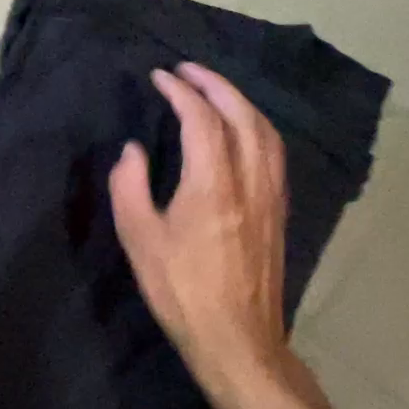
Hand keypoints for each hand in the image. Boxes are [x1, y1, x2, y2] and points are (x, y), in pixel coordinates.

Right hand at [110, 63, 290, 395]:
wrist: (236, 339)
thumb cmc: (179, 287)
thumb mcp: (138, 236)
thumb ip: (130, 184)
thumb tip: (134, 150)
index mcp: (213, 185)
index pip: (202, 120)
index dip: (181, 92)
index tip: (159, 77)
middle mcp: (250, 183)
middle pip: (244, 117)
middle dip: (216, 85)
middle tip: (187, 69)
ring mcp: (270, 198)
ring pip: (267, 133)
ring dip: (241, 103)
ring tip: (214, 89)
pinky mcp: (278, 213)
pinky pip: (274, 153)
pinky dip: (257, 127)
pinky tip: (242, 129)